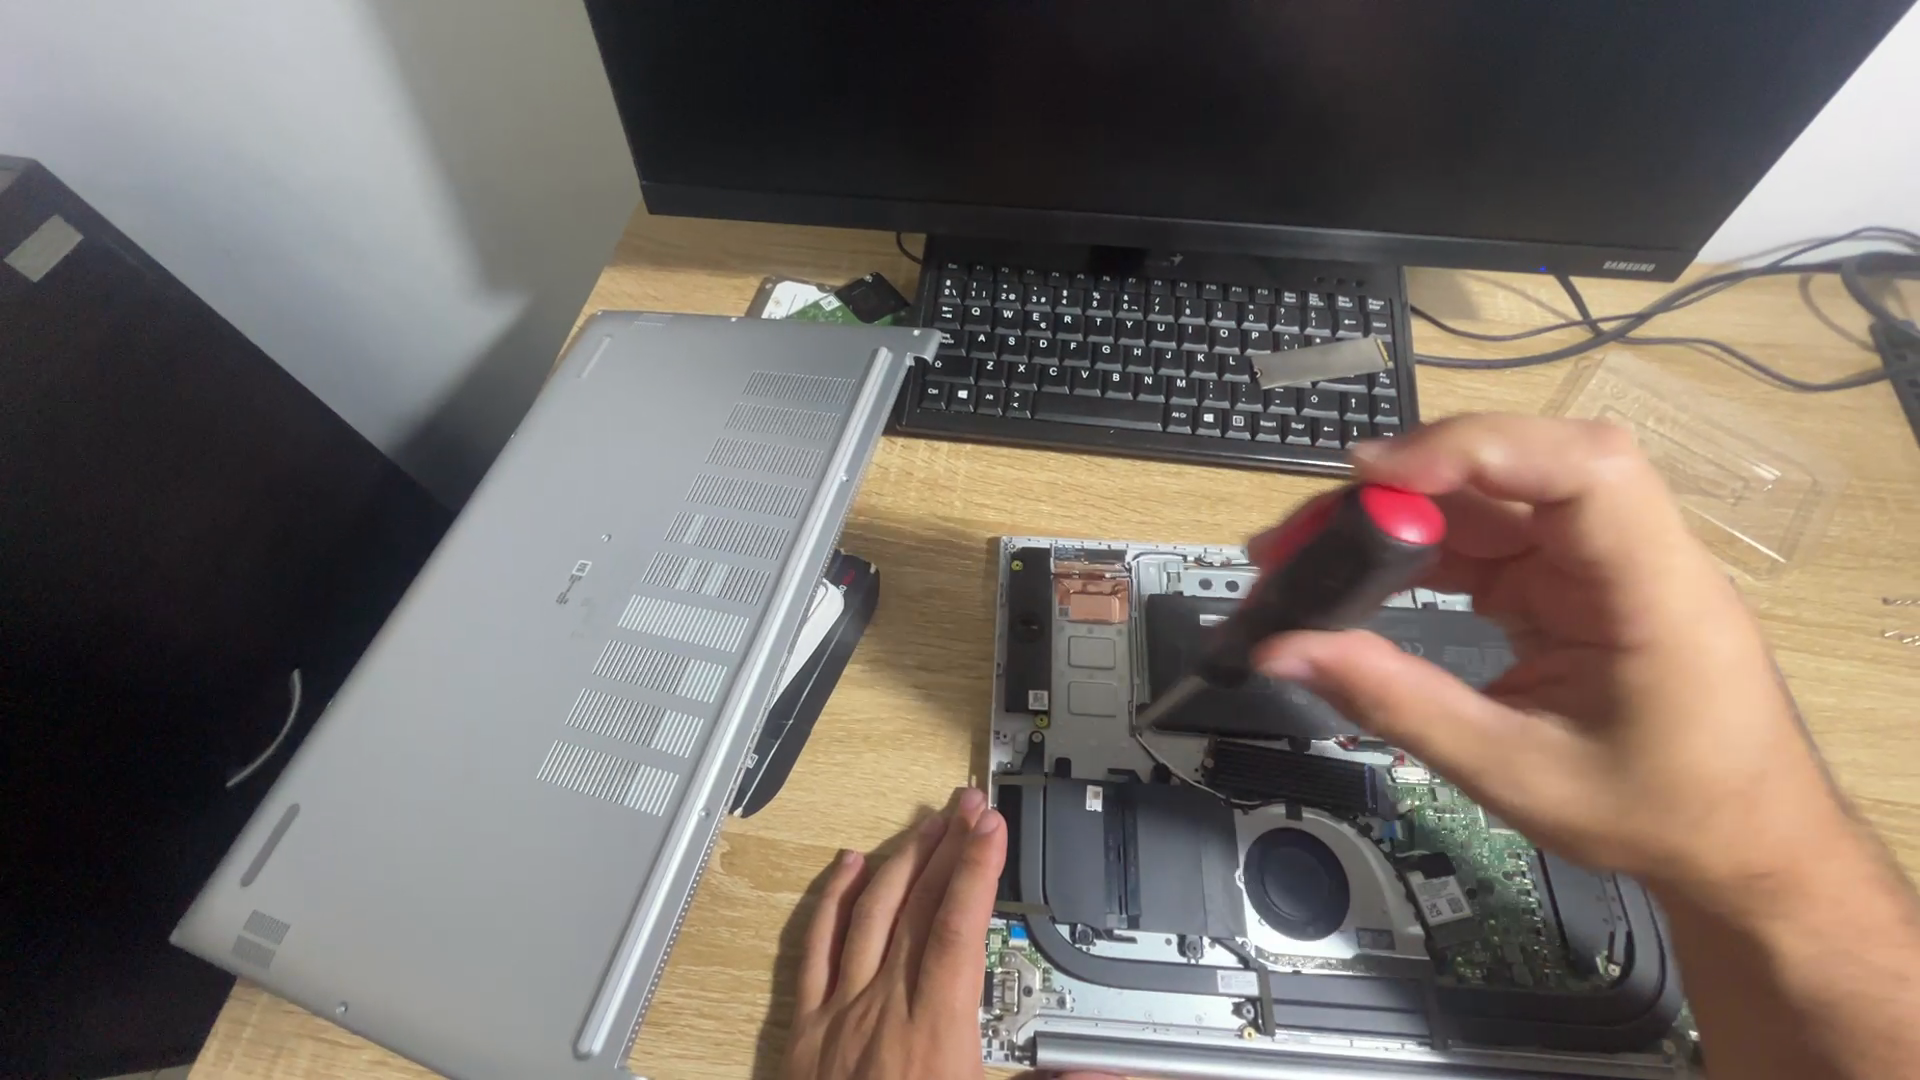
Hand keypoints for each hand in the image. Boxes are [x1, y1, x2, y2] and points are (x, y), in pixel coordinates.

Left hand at [785, 788, 1117, 1079]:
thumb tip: (1103, 1071)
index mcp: (932, 1037)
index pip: (955, 927)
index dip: (975, 869)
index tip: (990, 827)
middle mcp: (880, 1012)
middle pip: (916, 907)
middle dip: (946, 847)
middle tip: (968, 806)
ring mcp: (837, 1016)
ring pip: (868, 913)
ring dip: (900, 859)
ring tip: (926, 822)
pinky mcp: (804, 1030)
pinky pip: (813, 948)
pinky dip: (831, 900)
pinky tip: (849, 865)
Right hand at [1251, 415, 1849, 903]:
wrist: (1738, 847)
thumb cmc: (1652, 813)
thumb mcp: (1510, 770)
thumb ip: (1393, 701)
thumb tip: (1280, 651)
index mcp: (1651, 591)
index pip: (1581, 469)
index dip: (1472, 450)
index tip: (1370, 475)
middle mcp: (1620, 553)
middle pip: (1504, 472)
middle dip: (1393, 490)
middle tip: (1296, 538)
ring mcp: (1584, 561)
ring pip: (1472, 500)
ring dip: (1382, 520)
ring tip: (1300, 559)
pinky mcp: (1553, 577)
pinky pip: (1469, 540)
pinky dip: (1402, 553)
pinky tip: (1351, 579)